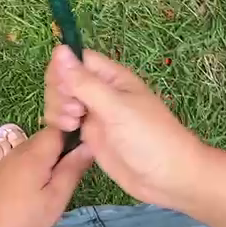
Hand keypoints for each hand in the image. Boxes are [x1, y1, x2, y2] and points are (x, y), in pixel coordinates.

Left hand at [0, 125, 95, 226]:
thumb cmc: (25, 221)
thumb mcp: (56, 197)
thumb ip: (73, 168)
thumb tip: (90, 144)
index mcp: (34, 152)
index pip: (60, 126)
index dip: (78, 130)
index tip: (92, 146)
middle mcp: (20, 149)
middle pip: (49, 136)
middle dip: (67, 146)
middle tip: (81, 168)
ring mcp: (9, 159)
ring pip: (39, 148)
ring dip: (54, 157)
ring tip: (64, 179)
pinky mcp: (4, 171)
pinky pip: (28, 158)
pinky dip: (41, 165)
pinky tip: (44, 186)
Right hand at [45, 46, 209, 207]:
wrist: (168, 178)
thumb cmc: (149, 137)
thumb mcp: (115, 107)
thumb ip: (84, 82)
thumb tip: (59, 49)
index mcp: (111, 78)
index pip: (77, 60)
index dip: (62, 70)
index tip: (64, 89)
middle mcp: (100, 92)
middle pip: (64, 80)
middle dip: (59, 94)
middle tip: (74, 113)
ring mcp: (94, 115)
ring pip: (62, 102)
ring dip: (57, 111)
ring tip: (71, 127)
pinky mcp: (90, 136)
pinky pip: (65, 124)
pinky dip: (59, 126)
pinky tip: (66, 136)